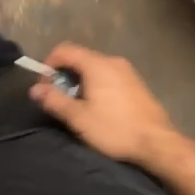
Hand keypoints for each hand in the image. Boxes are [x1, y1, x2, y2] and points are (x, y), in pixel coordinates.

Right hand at [30, 42, 178, 163]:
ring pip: (95, 67)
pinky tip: (101, 107)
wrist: (159, 143)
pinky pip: (109, 75)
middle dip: (65, 75)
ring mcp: (127, 71)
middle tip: (61, 100)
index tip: (46, 88)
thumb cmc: (115, 129)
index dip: (49, 65)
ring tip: (80, 106)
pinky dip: (97, 84)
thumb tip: (34, 89)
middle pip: (80, 57)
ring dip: (81, 81)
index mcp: (96, 64)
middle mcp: (112, 60)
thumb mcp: (79, 118)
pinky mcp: (136, 83)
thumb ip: (54, 101)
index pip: (64, 50)